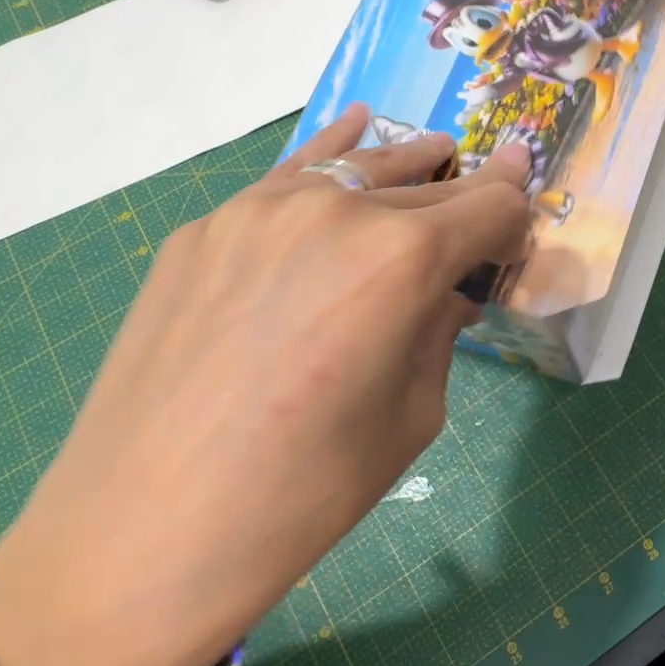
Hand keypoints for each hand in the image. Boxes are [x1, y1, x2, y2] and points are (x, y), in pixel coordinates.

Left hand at [0, 104, 531, 665]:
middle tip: (484, 220)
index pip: (491, 205)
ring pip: (356, 166)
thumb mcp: (414, 413)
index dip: (516, 219)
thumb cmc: (307, 490)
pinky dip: (329, 160)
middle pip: (429, 184)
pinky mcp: (204, 229)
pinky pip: (287, 181)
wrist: (147, 531)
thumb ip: (438, 331)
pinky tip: (349, 134)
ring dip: (405, 166)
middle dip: (466, 201)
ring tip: (435, 153)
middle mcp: (336, 209)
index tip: (518, 241)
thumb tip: (445, 292)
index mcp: (404, 257)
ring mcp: (257, 210)